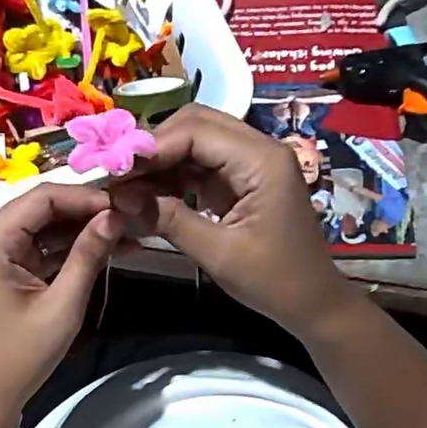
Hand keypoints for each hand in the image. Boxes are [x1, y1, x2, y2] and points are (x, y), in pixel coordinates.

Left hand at [0, 183, 123, 427]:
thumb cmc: (23, 356)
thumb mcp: (62, 305)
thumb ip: (87, 256)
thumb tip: (115, 216)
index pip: (39, 199)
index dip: (82, 197)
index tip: (121, 204)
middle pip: (39, 209)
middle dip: (84, 210)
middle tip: (127, 215)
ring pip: (42, 227)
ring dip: (80, 229)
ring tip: (125, 231)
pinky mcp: (3, 269)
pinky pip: (38, 248)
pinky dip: (68, 249)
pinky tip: (104, 248)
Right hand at [110, 105, 359, 338]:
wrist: (312, 302)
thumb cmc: (274, 281)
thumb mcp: (218, 253)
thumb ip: (169, 219)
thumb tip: (120, 196)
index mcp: (262, 160)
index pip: (195, 132)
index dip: (151, 147)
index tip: (114, 168)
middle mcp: (259, 149)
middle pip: (196, 125)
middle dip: (154, 146)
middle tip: (116, 173)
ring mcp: (252, 163)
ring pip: (197, 141)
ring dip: (162, 160)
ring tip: (126, 183)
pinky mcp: (244, 180)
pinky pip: (203, 164)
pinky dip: (175, 175)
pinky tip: (148, 191)